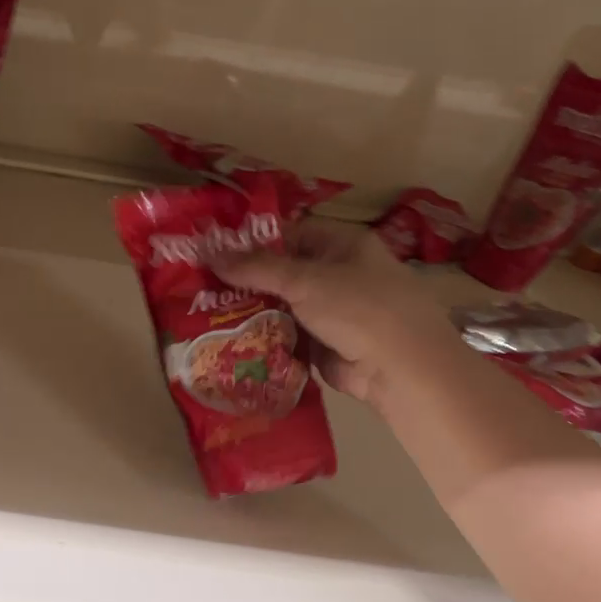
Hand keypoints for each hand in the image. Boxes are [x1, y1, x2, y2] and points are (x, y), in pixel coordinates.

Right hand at [213, 219, 467, 404]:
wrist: (398, 366)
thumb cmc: (358, 309)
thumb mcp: (304, 281)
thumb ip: (255, 268)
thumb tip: (210, 253)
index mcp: (341, 245)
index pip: (289, 235)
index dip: (252, 243)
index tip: (214, 255)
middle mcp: (337, 274)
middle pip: (281, 272)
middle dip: (245, 281)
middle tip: (202, 289)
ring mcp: (330, 310)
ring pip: (281, 305)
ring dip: (251, 311)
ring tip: (207, 315)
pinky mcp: (322, 342)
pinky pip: (285, 334)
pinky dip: (263, 337)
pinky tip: (230, 340)